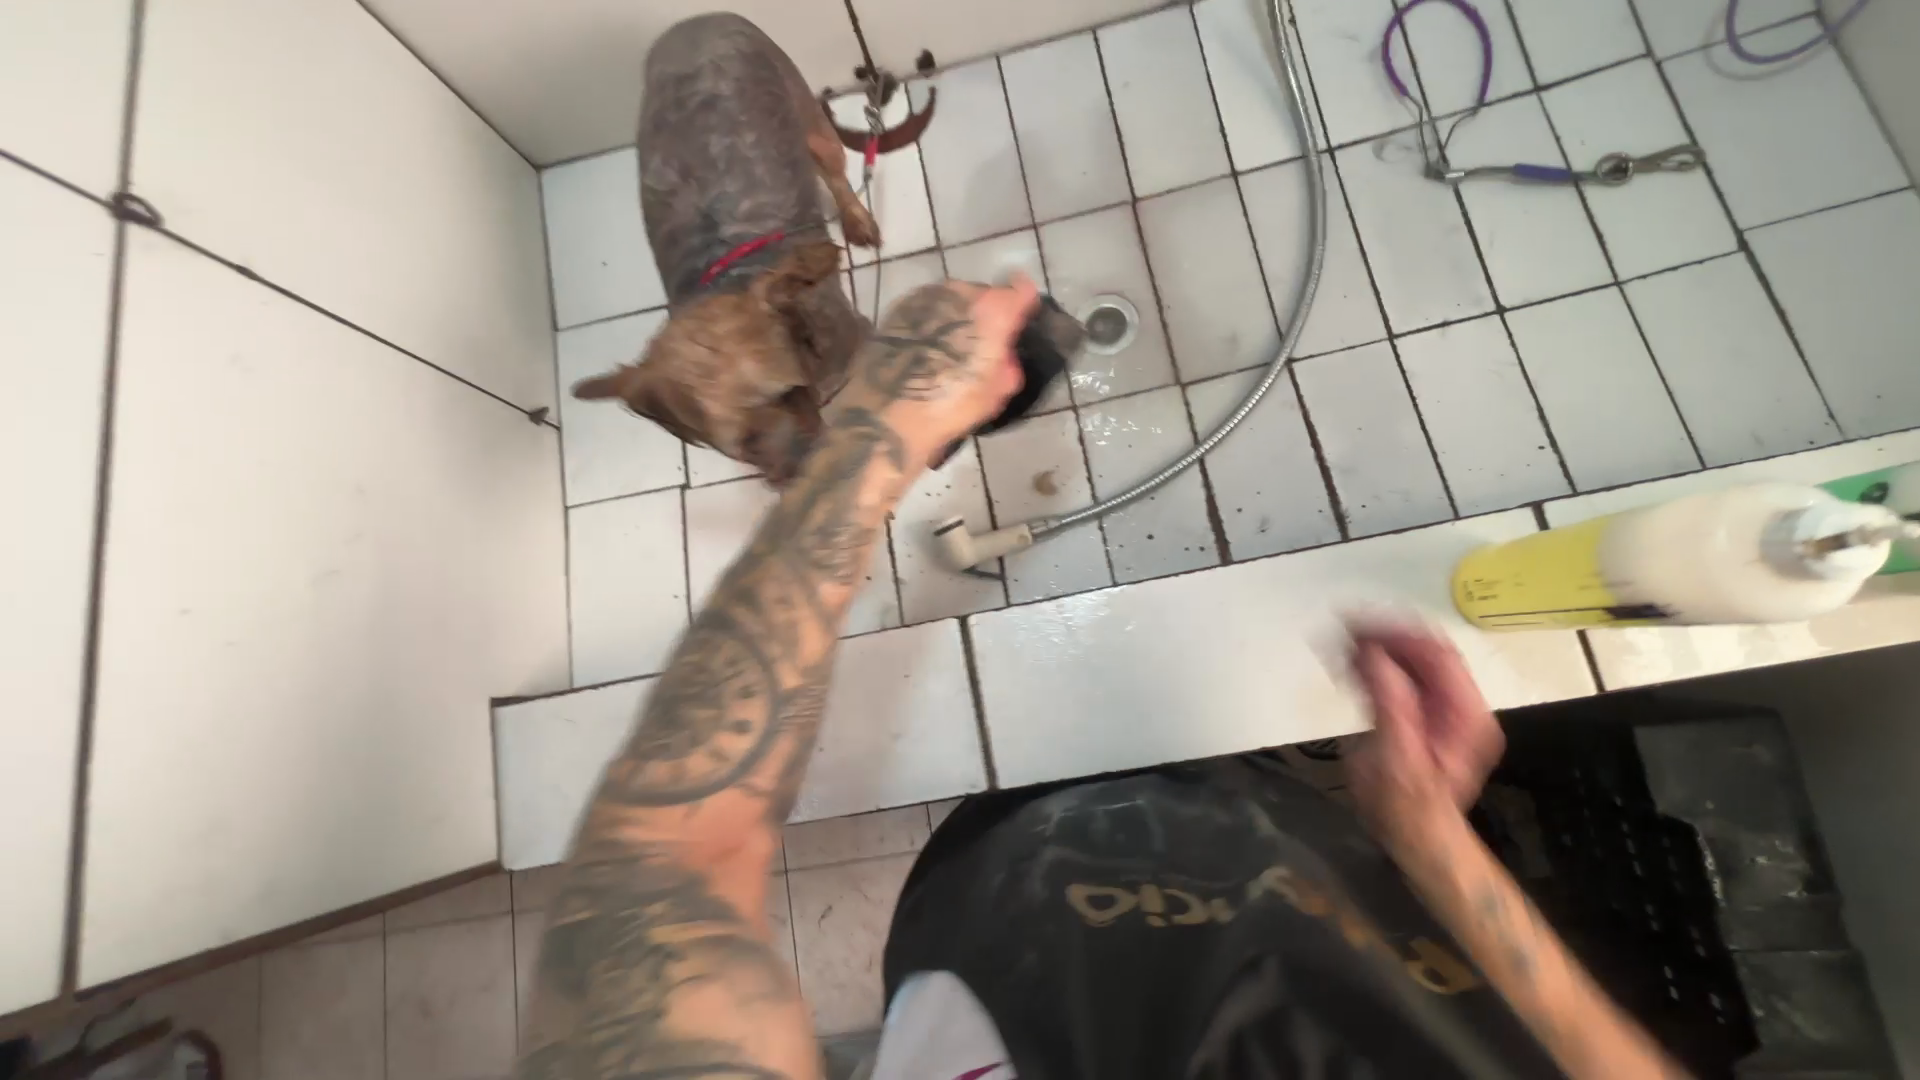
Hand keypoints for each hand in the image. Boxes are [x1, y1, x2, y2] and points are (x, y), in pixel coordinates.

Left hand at [850, 275, 1039, 465]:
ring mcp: (926, 296)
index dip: (1023, 303)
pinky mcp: (898, 307)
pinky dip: (931, 323)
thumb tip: (1003, 355)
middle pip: (983, 294)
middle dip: (986, 314)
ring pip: (953, 300)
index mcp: (993, 311)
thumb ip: (1008, 364)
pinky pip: (926, 309)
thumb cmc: (951, 407)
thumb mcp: (996, 393)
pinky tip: (925, 349)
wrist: (888, 416)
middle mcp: (961, 293)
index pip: (1022, 290)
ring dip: (956, 317)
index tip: (1020, 317)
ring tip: (950, 349)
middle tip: (981, 344)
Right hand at [1344, 622, 1504, 844]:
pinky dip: (1370, 666)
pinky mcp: (1416, 713)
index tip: (1359, 628)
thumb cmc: (1406, 805)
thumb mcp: (1396, 755)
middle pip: (1424, 653)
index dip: (1400, 635)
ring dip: (1373, 648)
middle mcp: (1457, 705)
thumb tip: (1372, 653)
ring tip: (1337, 644)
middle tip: (1342, 630)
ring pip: (1408, 661)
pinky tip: (1345, 664)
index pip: (1439, 656)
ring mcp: (1437, 709)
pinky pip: (1396, 677)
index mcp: (1464, 714)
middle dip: (1384, 637)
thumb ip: (1389, 701)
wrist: (1412, 836)